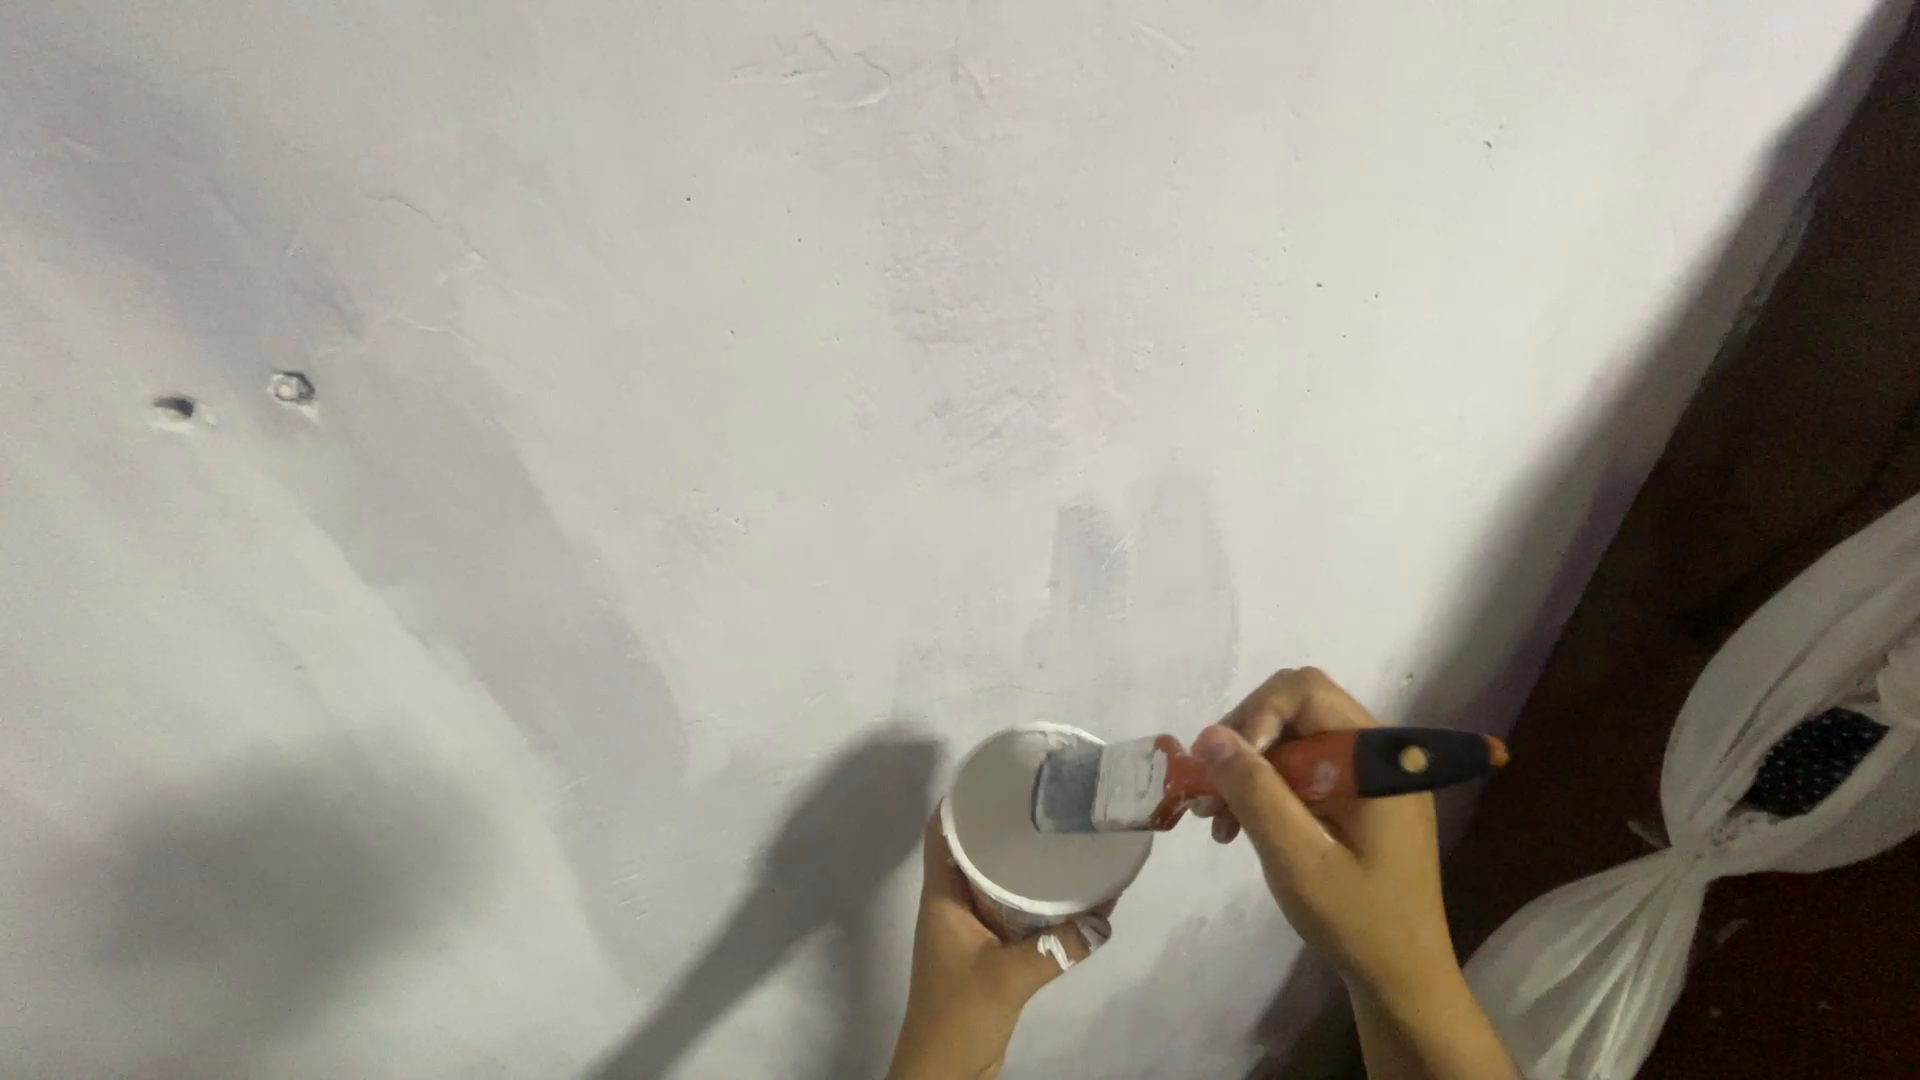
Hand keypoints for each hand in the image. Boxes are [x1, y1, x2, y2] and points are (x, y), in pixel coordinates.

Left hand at [886, 812, 1111, 1079]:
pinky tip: (1066, 894)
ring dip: (1019, 862)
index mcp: (942, 895)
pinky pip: (1010, 910)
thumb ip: (1055, 949)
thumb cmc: (957, 1013)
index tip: (992, 774)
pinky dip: (1034, 899)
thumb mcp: (1007, 978)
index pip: (941, 831)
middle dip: (1000, 824)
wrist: (945, 1073)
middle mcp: (953, 901)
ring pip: (993, 879)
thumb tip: (1104, 919)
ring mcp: (970, 925)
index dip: (958, 799)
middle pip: (971, 849)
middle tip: (1040, 799)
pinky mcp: (989, 948)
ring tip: (1058, 835)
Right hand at [1191, 668, 1456, 1008]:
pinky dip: (1260, 783)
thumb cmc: (1356, 919)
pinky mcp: (1351, 793)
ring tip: (1214, 814)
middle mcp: (1376, 752)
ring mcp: (1364, 772)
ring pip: (1287, 733)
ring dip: (1245, 764)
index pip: (1307, 691)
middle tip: (1210, 786)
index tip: (1228, 764)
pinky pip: (1295, 763)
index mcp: (1378, 758)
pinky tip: (1234, 821)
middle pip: (1292, 706)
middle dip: (1243, 739)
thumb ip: (1255, 791)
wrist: (1402, 980)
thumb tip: (1209, 735)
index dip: (1258, 714)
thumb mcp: (1297, 856)